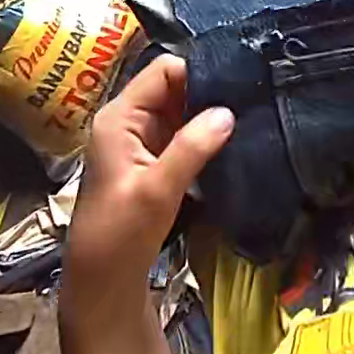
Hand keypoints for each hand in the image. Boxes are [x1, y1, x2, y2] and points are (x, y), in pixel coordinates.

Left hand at [65, 55, 233, 335]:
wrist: (104, 283)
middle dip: (209, 93)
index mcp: (120, 117)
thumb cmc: (120, 235)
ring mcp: (144, 138)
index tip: (235, 87)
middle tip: (249, 101)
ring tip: (248, 116)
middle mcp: (130, 119)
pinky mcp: (157, 157)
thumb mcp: (156, 191)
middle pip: (176, 86)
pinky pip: (186, 131)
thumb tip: (227, 112)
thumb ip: (190, 148)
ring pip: (184, 108)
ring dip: (211, 113)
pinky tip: (233, 139)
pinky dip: (207, 133)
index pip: (164, 71)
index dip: (198, 74)